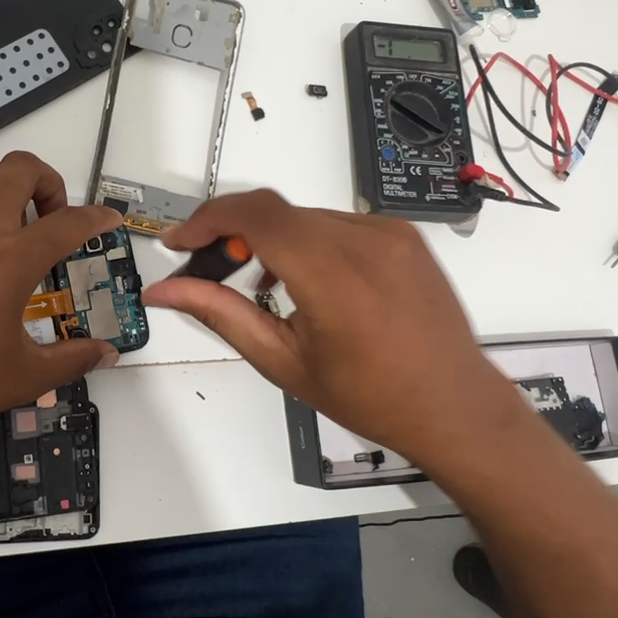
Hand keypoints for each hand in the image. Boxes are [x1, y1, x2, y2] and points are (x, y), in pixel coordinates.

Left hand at [0, 152, 121, 453]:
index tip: (108, 220)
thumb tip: (108, 354)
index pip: (69, 223)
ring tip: (3, 219)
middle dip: (47, 182)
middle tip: (49, 218)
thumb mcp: (23, 377)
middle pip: (21, 169)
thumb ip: (72, 360)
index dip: (97, 218)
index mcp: (12, 259)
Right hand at [143, 190, 520, 455]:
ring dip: (269, 239)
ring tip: (260, 284)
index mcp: (335, 279)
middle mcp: (366, 242)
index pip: (257, 215)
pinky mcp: (403, 235)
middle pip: (275, 212)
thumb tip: (164, 290)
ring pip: (303, 217)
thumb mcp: (282, 361)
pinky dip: (306, 242)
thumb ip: (219, 315)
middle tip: (209, 269)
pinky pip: (336, 223)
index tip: (180, 242)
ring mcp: (390, 234)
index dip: (208, 219)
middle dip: (231, 233)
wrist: (454, 404)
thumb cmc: (369, 396)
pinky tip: (304, 280)